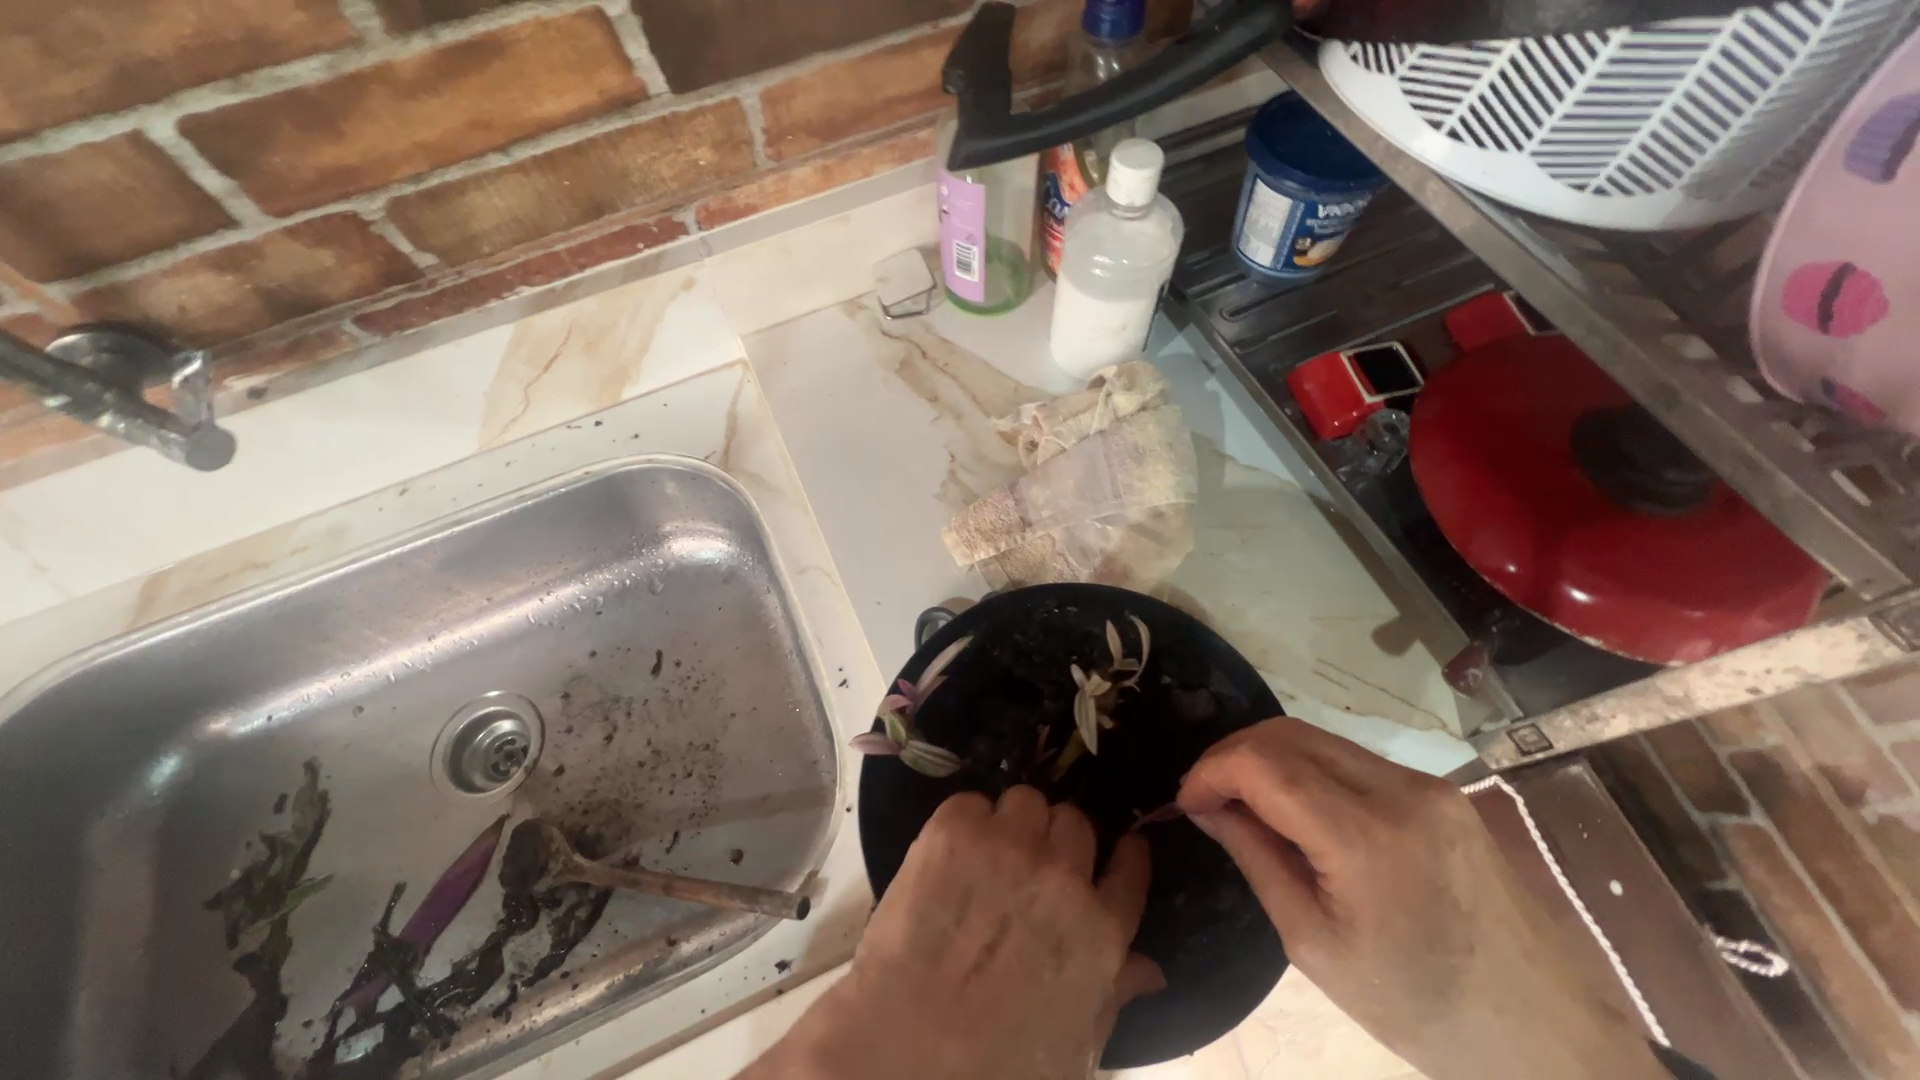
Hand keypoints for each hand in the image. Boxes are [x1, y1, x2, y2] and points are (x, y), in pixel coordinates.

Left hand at [741, 787, 1162, 1079]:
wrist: (907, 1048)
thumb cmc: (997, 1064)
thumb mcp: (1075, 1044)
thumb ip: (1113, 994)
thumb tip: (1150, 970)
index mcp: (1101, 929)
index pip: (1130, 866)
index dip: (1123, 856)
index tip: (1116, 852)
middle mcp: (1061, 876)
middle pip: (1074, 822)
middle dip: (1058, 841)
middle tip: (1032, 865)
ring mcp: (1007, 847)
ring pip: (1025, 801)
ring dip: (1013, 824)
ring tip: (989, 855)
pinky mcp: (953, 831)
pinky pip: (971, 802)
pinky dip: (965, 821)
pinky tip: (951, 854)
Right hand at [1177, 718, 1666, 1079]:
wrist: (1542, 1031)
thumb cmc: (1417, 1006)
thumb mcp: (1313, 943)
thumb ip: (1255, 857)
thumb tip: (1205, 806)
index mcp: (1367, 836)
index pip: (1263, 763)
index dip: (1210, 771)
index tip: (1185, 803)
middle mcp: (1401, 789)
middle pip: (1288, 734)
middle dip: (1232, 755)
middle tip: (1205, 799)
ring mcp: (1429, 784)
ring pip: (1319, 738)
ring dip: (1268, 758)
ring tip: (1243, 803)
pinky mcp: (1443, 791)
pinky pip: (1353, 758)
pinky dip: (1307, 769)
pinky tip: (1296, 808)